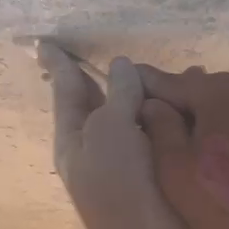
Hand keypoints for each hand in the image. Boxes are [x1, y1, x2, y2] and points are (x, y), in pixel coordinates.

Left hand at [40, 42, 186, 228]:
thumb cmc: (120, 184)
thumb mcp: (110, 130)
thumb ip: (117, 93)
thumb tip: (121, 64)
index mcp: (74, 141)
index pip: (66, 91)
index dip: (58, 64)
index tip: (44, 43)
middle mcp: (99, 148)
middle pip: (101, 101)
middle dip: (110, 77)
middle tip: (116, 53)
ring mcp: (128, 160)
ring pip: (133, 112)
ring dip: (145, 91)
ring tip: (157, 73)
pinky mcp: (158, 168)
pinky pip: (160, 128)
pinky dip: (170, 110)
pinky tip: (184, 95)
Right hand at [136, 65, 228, 228]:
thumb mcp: (182, 177)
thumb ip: (160, 132)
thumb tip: (151, 104)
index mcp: (215, 93)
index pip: (166, 79)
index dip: (142, 85)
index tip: (122, 89)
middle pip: (198, 91)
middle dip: (176, 105)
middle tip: (156, 133)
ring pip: (227, 111)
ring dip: (207, 125)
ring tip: (192, 155)